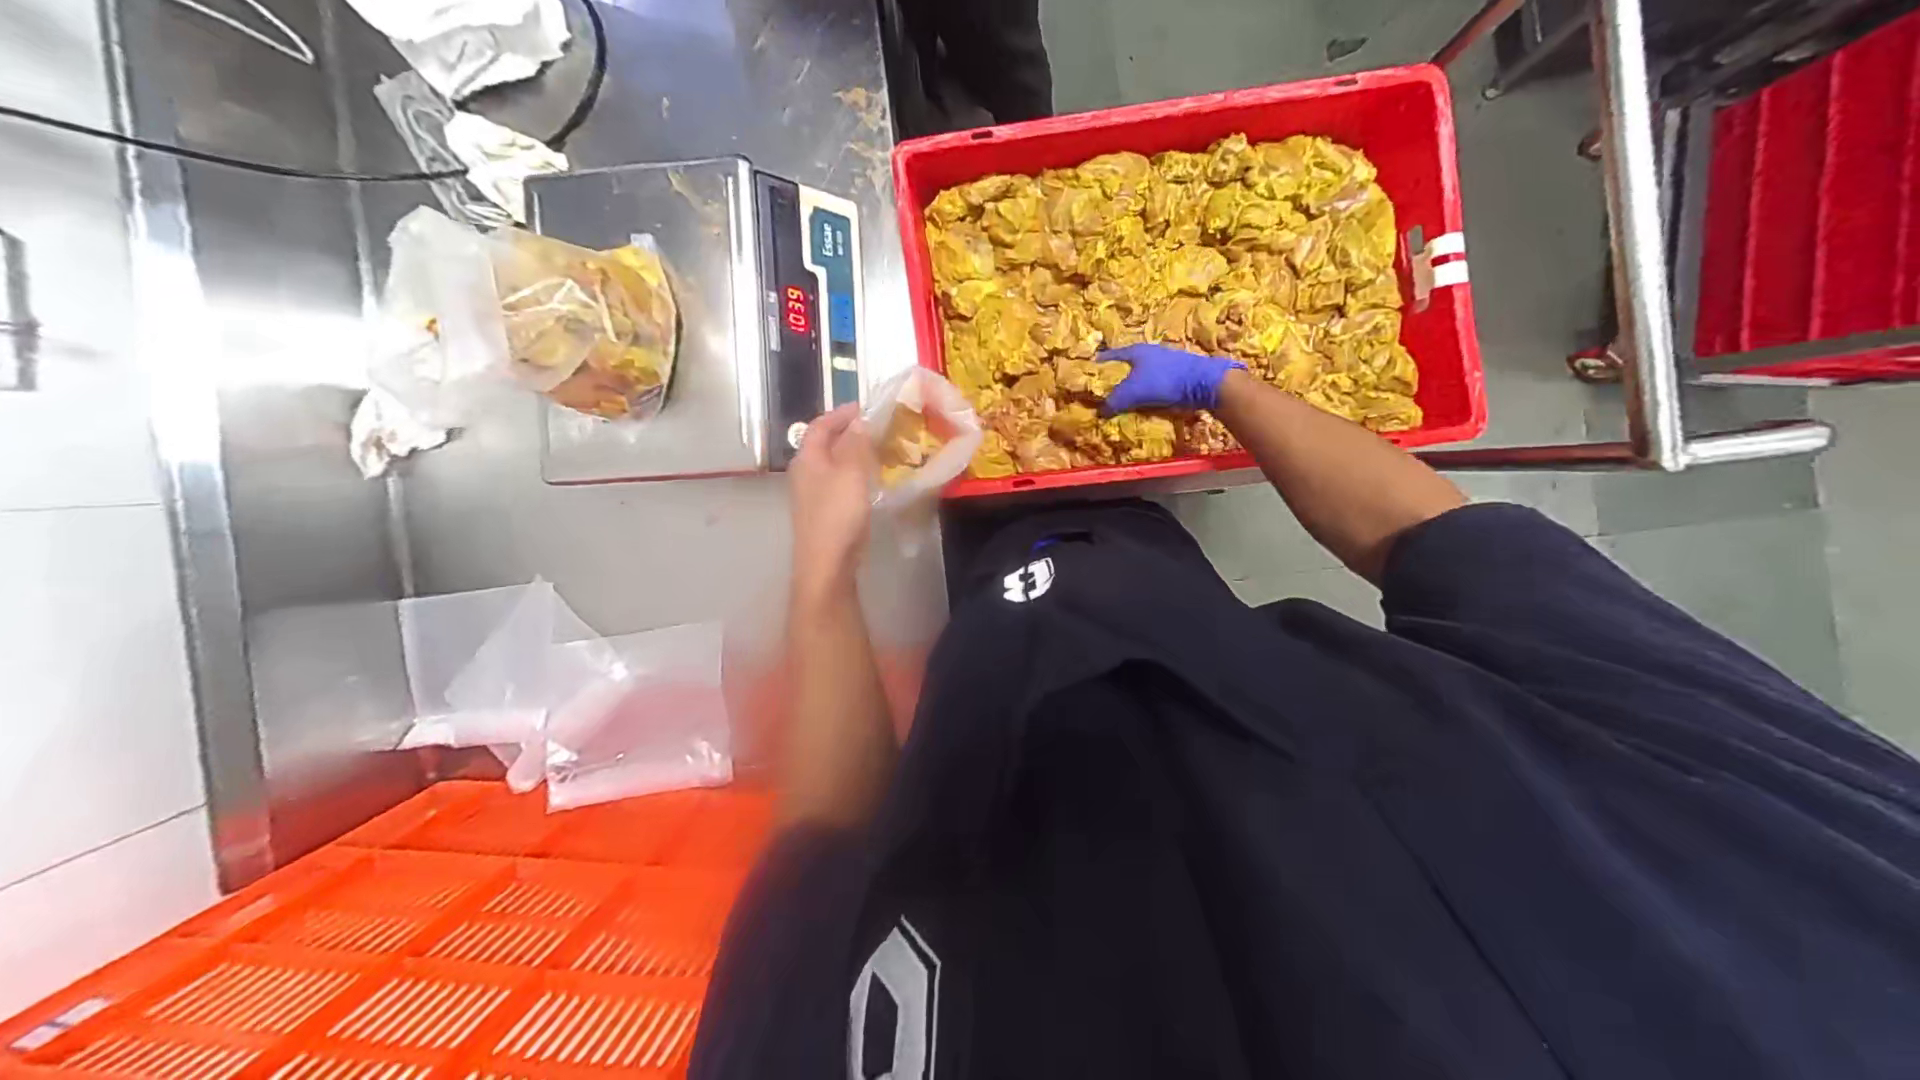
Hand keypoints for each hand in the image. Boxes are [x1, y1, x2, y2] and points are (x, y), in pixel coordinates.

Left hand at [790, 404, 874, 601]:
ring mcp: (812, 496)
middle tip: (876, 427)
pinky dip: (854, 475)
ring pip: (832, 465)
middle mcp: (804, 474)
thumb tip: (859, 421)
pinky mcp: (823, 514)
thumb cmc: (838, 514)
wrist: (826, 565)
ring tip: (878, 450)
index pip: (820, 425)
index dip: (840, 413)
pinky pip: (838, 484)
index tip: (864, 407)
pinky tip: (871, 482)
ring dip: (852, 454)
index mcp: (807, 459)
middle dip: (847, 432)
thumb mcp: (851, 473)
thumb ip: (855, 444)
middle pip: (824, 444)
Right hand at [1101, 343, 1244, 412]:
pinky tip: (1139, 404)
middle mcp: (1147, 353)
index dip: (1097, 365)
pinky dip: (1143, 394)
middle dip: (1113, 379)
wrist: (1202, 384)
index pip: (1109, 356)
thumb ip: (1113, 402)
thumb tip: (1099, 412)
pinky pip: (1151, 385)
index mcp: (1134, 350)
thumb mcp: (1132, 392)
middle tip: (1101, 393)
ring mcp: (1162, 364)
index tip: (1087, 376)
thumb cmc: (1163, 380)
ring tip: (1119, 401)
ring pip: (1138, 376)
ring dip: (1129, 388)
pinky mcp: (1173, 376)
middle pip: (1124, 366)